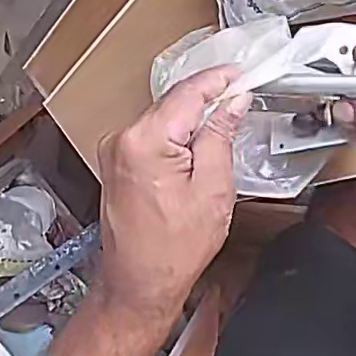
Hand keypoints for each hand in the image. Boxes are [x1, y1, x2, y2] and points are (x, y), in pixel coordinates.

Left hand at [95, 66, 249, 323]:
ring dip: (192, 118)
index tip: (241, 74)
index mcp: (144, 141)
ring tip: (223, 124)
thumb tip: (232, 103)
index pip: (188, 92)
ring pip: (162, 118)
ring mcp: (114, 151)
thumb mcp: (212, 188)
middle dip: (208, 99)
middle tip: (241, 96)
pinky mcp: (115, 162)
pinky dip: (175, 134)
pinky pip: (150, 135)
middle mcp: (122, 140)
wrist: (139, 282)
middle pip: (172, 103)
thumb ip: (220, 135)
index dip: (219, 80)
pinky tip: (196, 144)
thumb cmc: (171, 250)